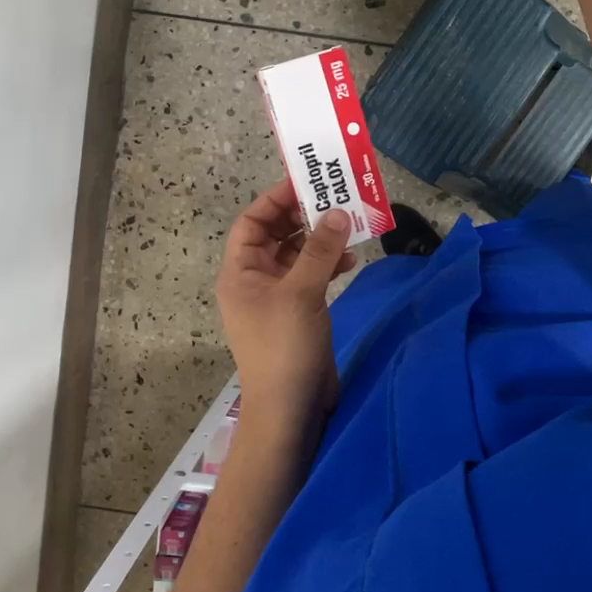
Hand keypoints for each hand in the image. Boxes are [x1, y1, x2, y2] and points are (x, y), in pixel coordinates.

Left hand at [215, 179, 356, 427]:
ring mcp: (277, 297)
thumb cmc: (285, 346)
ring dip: (321, 239)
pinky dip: (329, 264)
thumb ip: (320, 249)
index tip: (306, 182)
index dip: (275, 200)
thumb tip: (338, 211)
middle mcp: (255, 280)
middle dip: (304, 217)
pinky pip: (311, 276)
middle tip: (335, 197)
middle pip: (276, 235)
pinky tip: (351, 258)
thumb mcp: (302, 292)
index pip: (252, 222)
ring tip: (350, 224)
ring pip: (298, 255)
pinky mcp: (299, 312)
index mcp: (240, 272)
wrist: (290, 408)